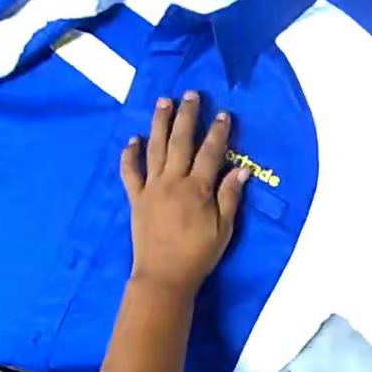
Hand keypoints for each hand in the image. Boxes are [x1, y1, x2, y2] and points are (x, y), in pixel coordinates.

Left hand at [120, 91, 249, 295]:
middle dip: (187, 116)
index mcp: (197, 189)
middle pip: (180, 141)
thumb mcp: (223, 230)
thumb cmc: (198, 255)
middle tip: (191, 94)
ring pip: (155, 148)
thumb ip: (230, 198)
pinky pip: (130, 172)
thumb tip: (240, 170)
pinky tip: (133, 139)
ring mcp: (151, 188)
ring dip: (159, 123)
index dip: (218, 132)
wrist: (163, 276)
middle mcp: (173, 182)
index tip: (224, 114)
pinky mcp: (136, 199)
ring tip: (163, 101)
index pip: (211, 153)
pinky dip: (130, 154)